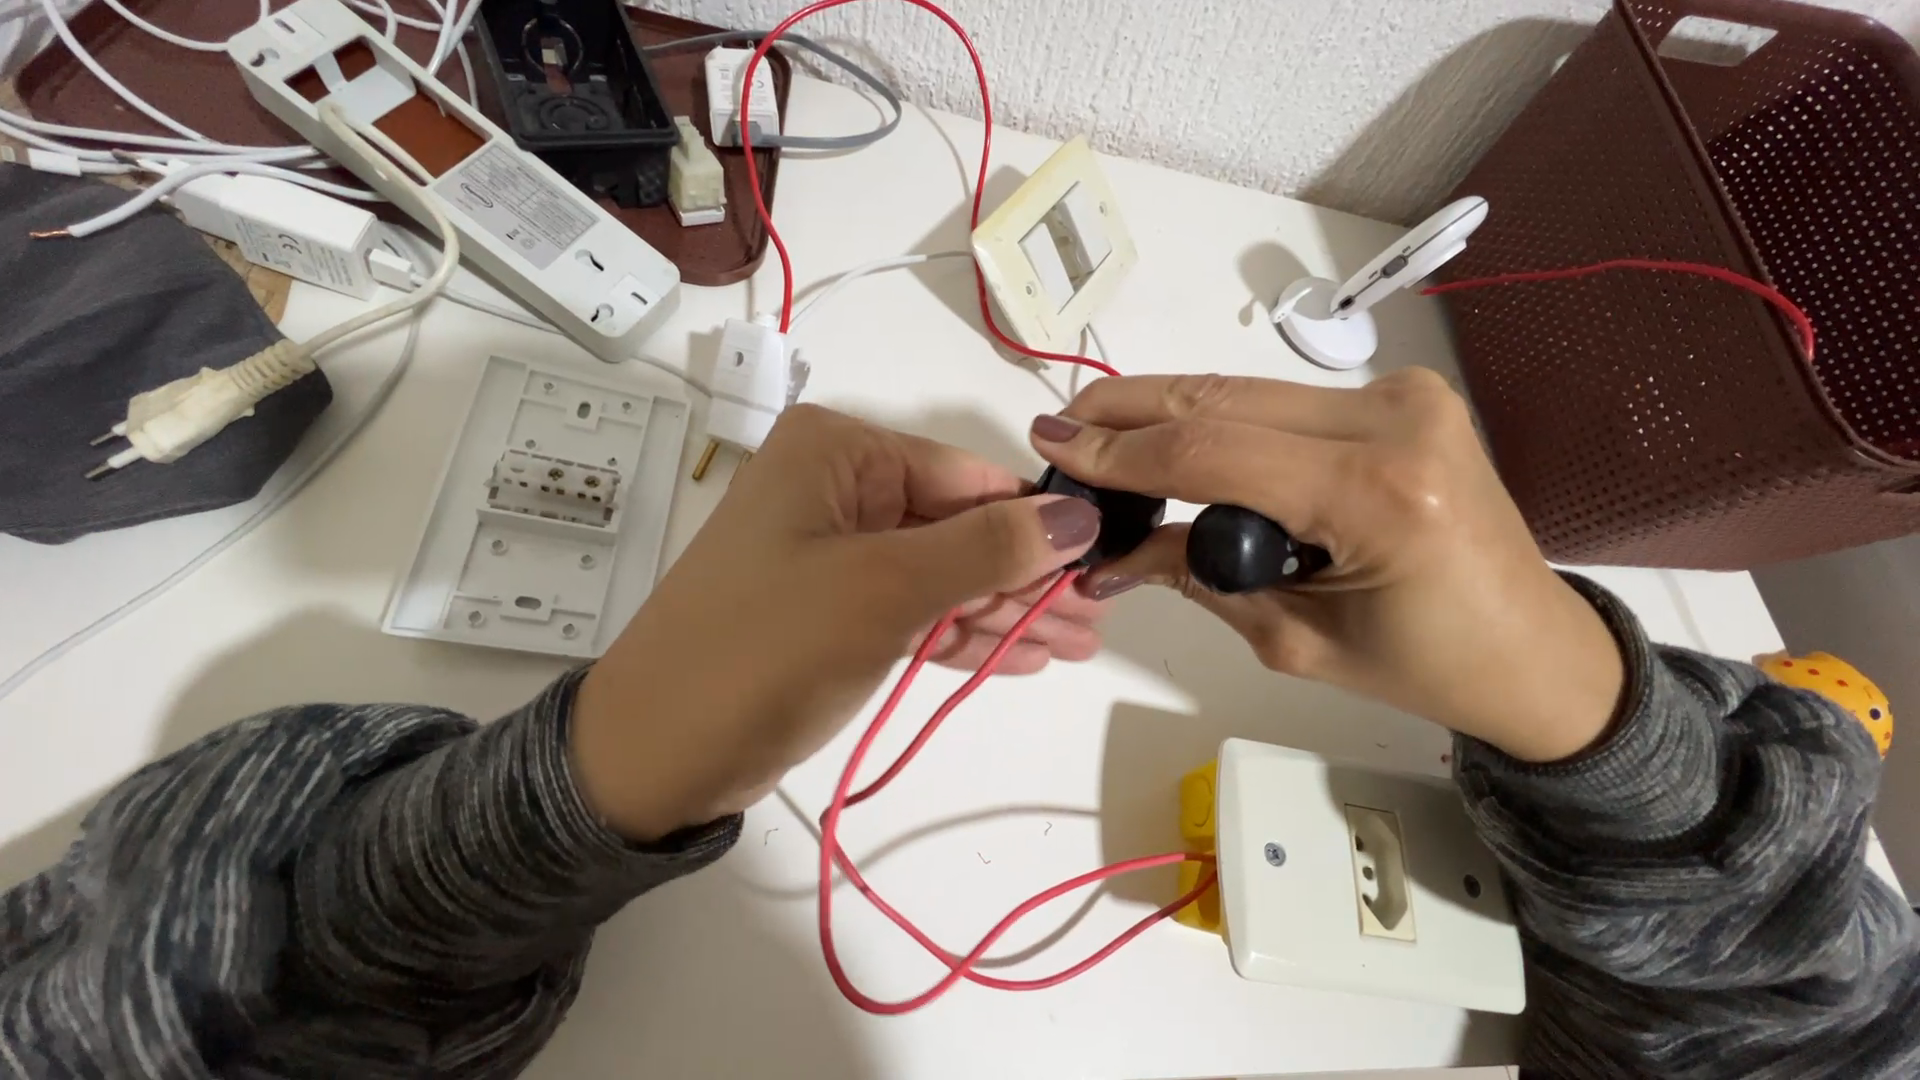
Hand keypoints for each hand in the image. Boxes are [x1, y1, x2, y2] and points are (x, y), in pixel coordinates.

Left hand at [571, 405, 1104, 838]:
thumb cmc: (768, 648)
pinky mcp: (834, 611)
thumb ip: (987, 548)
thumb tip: (1079, 516)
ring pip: (942, 574)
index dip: (1036, 520)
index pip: (965, 476)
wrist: (655, 755)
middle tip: (1097, 615)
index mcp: (837, 453)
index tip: (1104, 560)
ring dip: (1005, 610)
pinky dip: (964, 634)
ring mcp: (835, 554)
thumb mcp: (885, 588)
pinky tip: (1023, 656)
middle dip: (1026, 575)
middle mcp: (836, 490)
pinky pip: (915, 610)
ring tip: (1077, 643)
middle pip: (958, 527)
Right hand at [1029, 370, 1624, 762]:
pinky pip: (1277, 404)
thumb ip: (1195, 574)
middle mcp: (1395, 421)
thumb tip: (1106, 550)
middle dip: (1129, 409)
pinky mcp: (1399, 394)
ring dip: (1164, 413)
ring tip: (1099, 433)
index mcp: (1380, 496)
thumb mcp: (1290, 637)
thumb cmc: (1418, 666)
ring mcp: (1403, 395)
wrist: (1533, 649)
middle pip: (1222, 399)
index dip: (1122, 453)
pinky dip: (1214, 421)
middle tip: (1061, 424)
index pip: (1213, 455)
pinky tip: (1168, 440)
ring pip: (1244, 392)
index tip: (1055, 448)